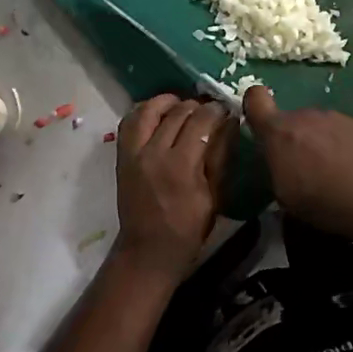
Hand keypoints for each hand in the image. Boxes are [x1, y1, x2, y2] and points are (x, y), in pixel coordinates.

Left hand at [114, 96, 236, 279]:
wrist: (149, 249)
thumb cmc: (189, 228)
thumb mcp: (215, 195)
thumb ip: (220, 156)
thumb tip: (230, 124)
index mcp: (182, 165)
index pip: (201, 121)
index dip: (216, 110)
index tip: (226, 110)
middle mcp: (154, 152)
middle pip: (177, 112)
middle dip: (197, 105)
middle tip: (210, 109)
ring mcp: (133, 152)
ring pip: (148, 110)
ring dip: (168, 102)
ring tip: (182, 106)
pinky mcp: (121, 156)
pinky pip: (129, 122)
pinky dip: (144, 112)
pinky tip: (158, 115)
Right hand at [242, 86, 352, 237]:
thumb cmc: (324, 201)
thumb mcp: (285, 196)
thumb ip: (275, 168)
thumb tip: (278, 161)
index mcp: (279, 132)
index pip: (255, 99)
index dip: (253, 105)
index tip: (257, 122)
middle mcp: (304, 116)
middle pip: (288, 120)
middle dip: (291, 139)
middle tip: (301, 168)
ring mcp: (333, 117)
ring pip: (315, 126)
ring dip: (316, 142)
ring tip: (329, 172)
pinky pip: (337, 131)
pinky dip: (338, 145)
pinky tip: (349, 169)